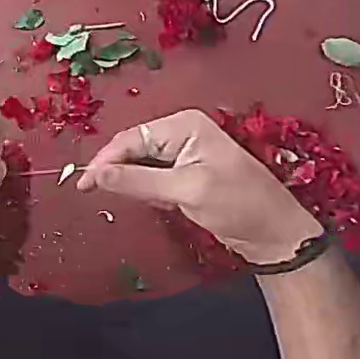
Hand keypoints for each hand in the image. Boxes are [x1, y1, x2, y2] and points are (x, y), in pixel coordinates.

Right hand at [78, 109, 321, 266]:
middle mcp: (182, 131)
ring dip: (134, 184)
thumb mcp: (186, 191)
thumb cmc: (238, 205)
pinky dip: (148, 191)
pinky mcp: (187, 171)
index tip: (82, 185)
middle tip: (97, 195)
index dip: (104, 161)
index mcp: (184, 124)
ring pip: (140, 164)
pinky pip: (153, 176)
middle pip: (133, 148)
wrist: (276, 234)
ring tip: (141, 201)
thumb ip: (137, 181)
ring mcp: (185, 151)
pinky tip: (158, 203)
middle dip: (118, 172)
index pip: (131, 138)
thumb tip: (94, 175)